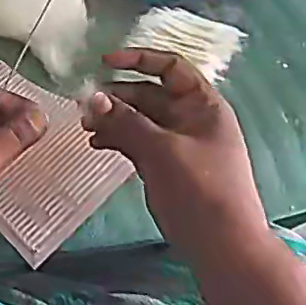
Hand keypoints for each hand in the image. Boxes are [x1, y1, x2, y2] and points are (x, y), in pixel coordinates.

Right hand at [81, 49, 269, 253]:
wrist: (222, 244)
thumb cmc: (202, 189)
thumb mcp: (162, 150)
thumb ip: (125, 121)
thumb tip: (92, 98)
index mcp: (202, 105)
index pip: (170, 68)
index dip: (139, 60)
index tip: (104, 62)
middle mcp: (188, 118)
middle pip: (147, 94)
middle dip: (115, 95)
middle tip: (83, 104)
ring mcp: (174, 142)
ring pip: (136, 118)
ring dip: (111, 118)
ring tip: (85, 126)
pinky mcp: (161, 163)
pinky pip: (134, 140)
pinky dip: (115, 138)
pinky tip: (96, 144)